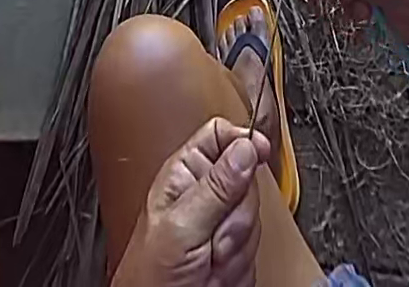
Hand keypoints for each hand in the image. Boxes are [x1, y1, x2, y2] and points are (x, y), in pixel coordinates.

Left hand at [115, 117, 270, 286]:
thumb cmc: (149, 278)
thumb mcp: (181, 225)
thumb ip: (216, 185)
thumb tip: (246, 146)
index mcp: (185, 173)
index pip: (221, 135)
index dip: (243, 139)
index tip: (259, 151)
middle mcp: (205, 194)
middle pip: (246, 179)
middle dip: (237, 214)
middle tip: (215, 235)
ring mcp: (220, 225)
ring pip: (253, 217)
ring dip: (236, 245)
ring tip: (210, 261)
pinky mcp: (234, 254)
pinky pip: (255, 249)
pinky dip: (240, 268)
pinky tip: (216, 276)